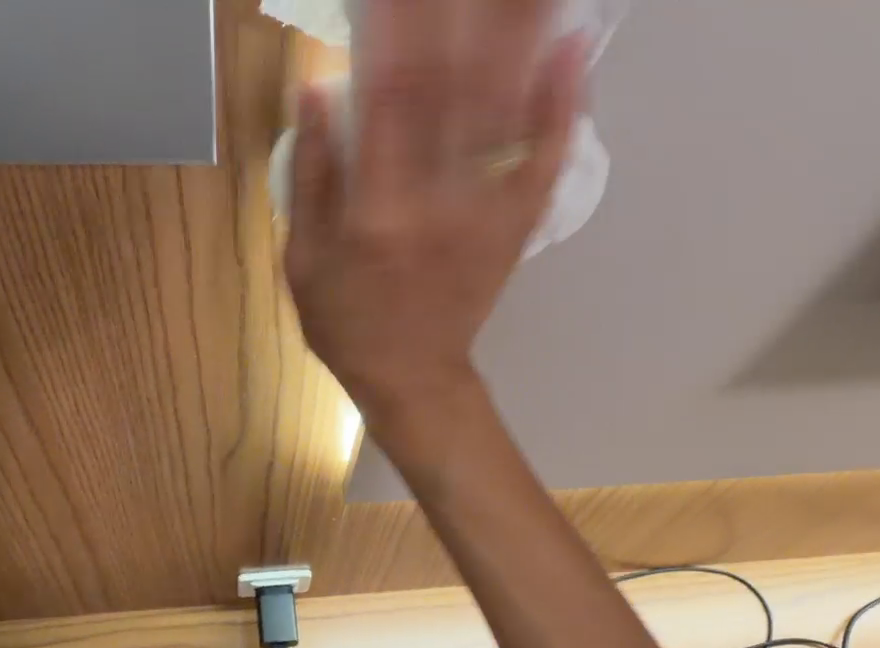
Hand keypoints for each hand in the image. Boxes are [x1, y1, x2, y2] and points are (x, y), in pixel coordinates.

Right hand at [284, 0, 587, 426]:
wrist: (414, 379)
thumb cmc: (348, 325)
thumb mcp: (305, 262)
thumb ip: (312, 177)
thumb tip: (316, 89)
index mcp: (376, 211)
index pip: (385, 93)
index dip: (391, 25)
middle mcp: (437, 201)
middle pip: (452, 84)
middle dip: (455, 14)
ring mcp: (485, 212)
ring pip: (505, 108)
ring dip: (518, 35)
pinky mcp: (515, 224)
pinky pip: (544, 158)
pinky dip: (562, 103)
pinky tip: (574, 48)